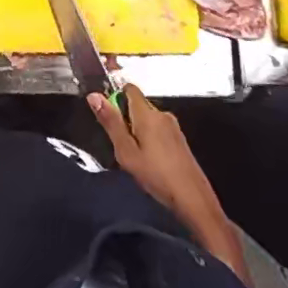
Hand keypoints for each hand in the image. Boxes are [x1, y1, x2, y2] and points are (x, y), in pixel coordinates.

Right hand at [89, 85, 243, 277]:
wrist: (192, 198)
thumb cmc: (156, 175)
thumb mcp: (126, 151)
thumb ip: (111, 122)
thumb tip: (94, 95)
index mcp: (148, 115)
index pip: (130, 89)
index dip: (115, 95)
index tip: (106, 114)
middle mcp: (163, 115)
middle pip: (137, 105)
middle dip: (124, 118)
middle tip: (118, 143)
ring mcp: (173, 128)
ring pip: (146, 119)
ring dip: (135, 131)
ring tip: (131, 156)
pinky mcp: (179, 140)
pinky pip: (156, 130)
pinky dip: (147, 139)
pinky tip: (146, 161)